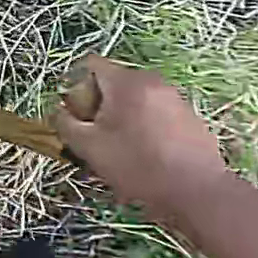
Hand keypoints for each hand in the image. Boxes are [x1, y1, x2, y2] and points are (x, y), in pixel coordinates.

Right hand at [51, 56, 233, 222]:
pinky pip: (154, 111)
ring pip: (133, 98)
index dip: (73, 84)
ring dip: (118, 116)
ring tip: (117, 148)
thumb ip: (64, 123)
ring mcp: (175, 98)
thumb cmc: (137, 165)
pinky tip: (144, 154)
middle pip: (112, 81)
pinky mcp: (190, 117)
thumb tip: (58, 112)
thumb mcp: (88, 147)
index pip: (90, 64)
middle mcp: (152, 81)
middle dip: (96, 104)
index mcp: (126, 82)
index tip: (72, 112)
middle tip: (92, 134)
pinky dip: (141, 124)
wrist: (199, 193)